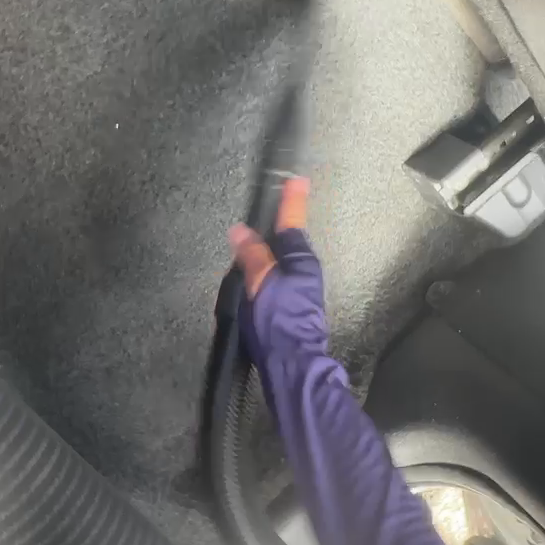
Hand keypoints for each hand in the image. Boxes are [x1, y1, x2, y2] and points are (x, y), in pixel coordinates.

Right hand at [228, 178, 328, 362]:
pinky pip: (277, 280)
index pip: (292, 222)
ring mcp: (299, 292)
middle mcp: (304, 273)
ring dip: (270, 250)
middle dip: (280, 226)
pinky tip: (254, 277)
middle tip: (277, 203)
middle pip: (288, 242)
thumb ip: (251, 255)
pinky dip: (266, 271)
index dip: (292, 200)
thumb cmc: (279, 322)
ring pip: (282, 262)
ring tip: (255, 240)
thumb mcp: (261, 282)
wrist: (292, 364)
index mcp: (301, 261)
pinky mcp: (290, 308)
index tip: (297, 179)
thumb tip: (240, 231)